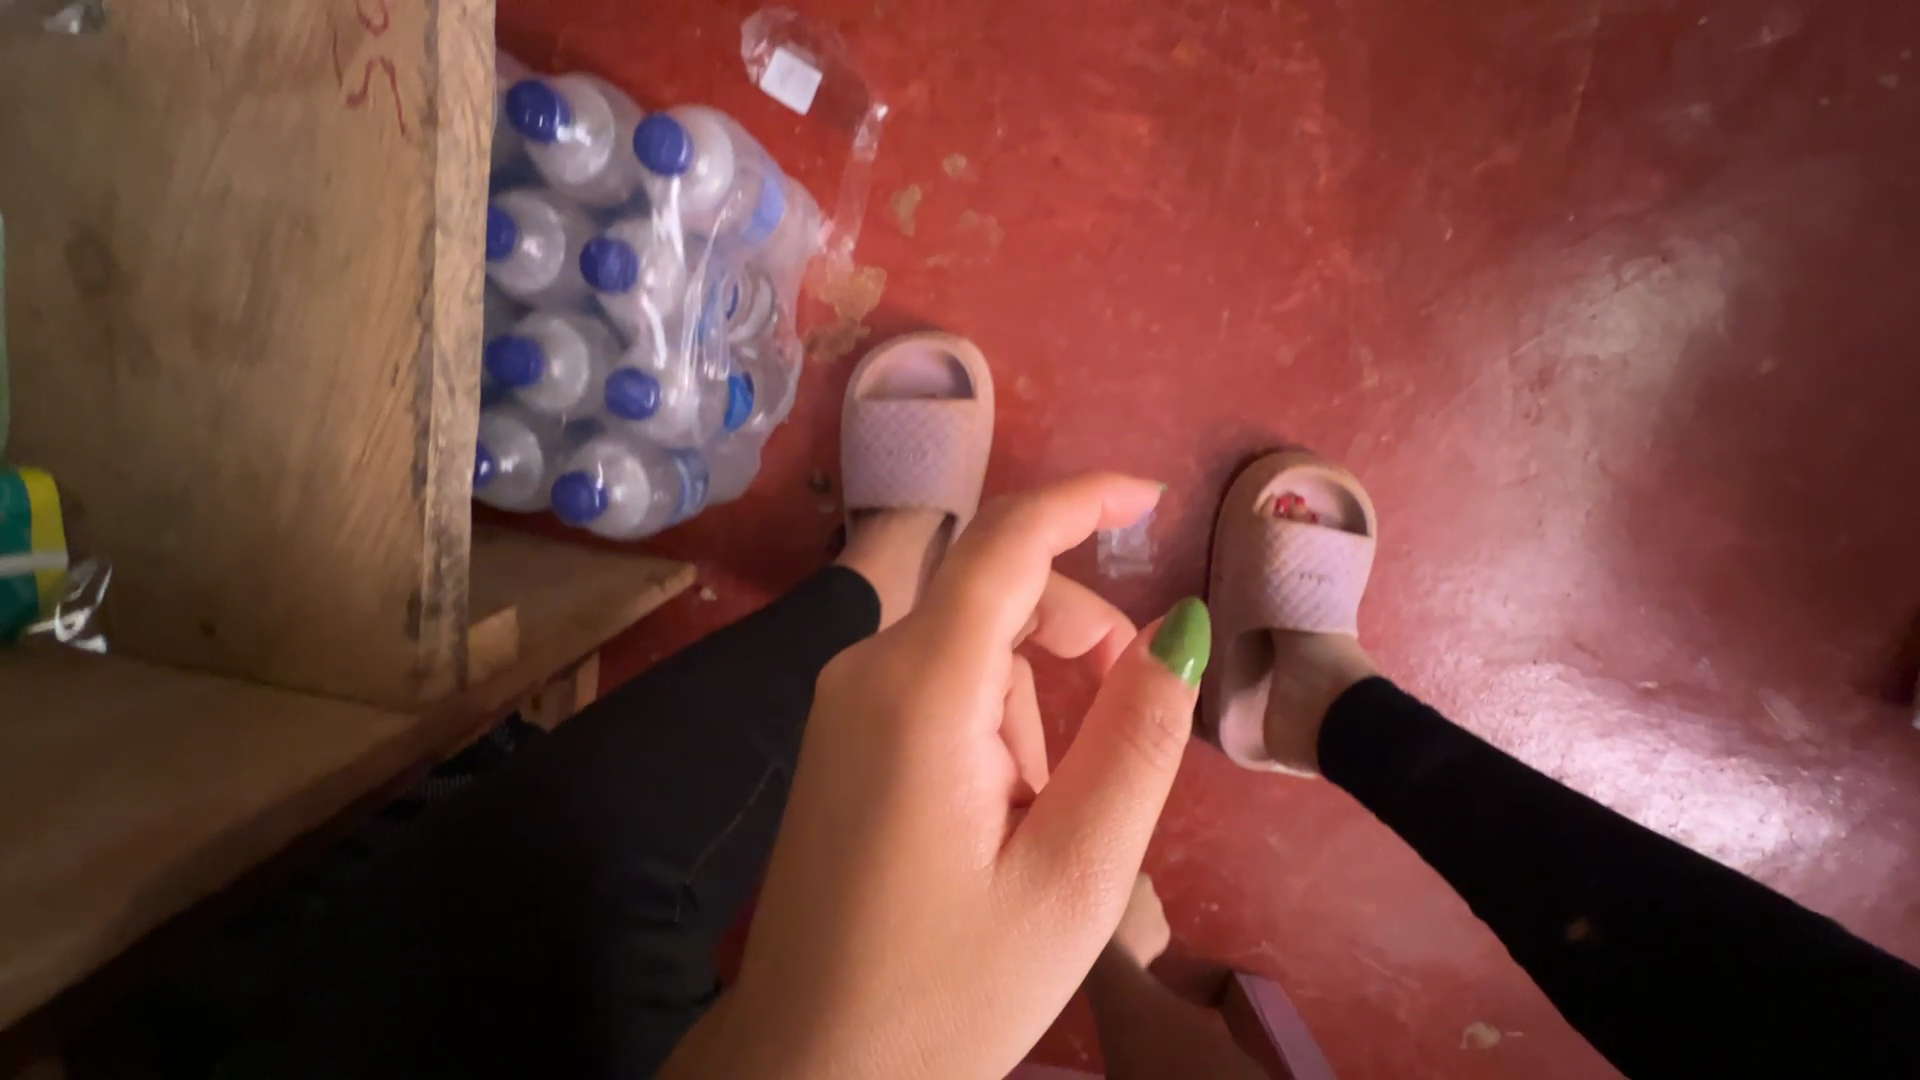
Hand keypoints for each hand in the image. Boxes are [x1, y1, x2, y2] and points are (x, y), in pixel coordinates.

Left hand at [659, 473, 1210, 1079]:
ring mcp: (844, 695)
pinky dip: (991, 714)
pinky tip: (993, 806)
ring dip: (1031, 698)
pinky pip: (937, 678)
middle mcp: (867, 666)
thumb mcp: (1075, 877)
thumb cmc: (948, 993)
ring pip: (972, 641)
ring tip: (1037, 812)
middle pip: (993, 589)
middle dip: (1073, 631)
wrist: (805, 1066)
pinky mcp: (841, 726)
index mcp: (922, 689)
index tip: (1149, 499)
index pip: (1004, 543)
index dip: (1081, 500)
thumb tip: (1180, 631)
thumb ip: (1137, 740)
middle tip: (1120, 724)